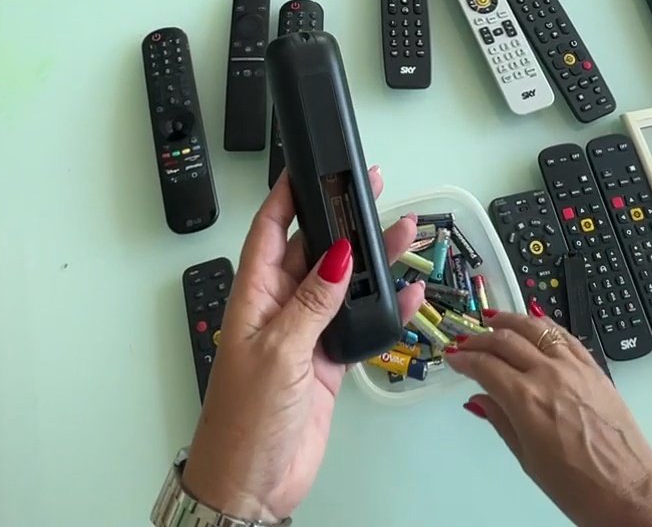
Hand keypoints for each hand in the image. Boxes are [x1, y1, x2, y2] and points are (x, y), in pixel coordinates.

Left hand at [182, 166, 426, 521]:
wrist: (254, 484)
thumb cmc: (243, 421)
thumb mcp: (279, 352)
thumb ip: (312, 302)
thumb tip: (337, 256)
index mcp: (256, 294)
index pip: (271, 229)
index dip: (287, 195)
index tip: (308, 166)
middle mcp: (281, 305)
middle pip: (315, 248)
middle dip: (342, 219)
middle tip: (371, 190)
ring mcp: (307, 330)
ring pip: (344, 281)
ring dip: (372, 258)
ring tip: (403, 231)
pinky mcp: (328, 357)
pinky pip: (360, 320)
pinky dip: (385, 306)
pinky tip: (408, 292)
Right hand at [447, 312, 651, 526]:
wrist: (632, 496)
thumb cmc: (579, 488)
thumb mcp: (529, 460)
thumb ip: (500, 421)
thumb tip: (477, 399)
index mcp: (526, 400)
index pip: (485, 365)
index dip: (464, 358)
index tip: (453, 357)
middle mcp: (548, 375)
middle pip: (504, 340)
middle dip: (479, 338)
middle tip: (466, 341)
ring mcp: (573, 368)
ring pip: (533, 327)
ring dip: (508, 320)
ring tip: (492, 320)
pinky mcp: (594, 368)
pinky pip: (564, 335)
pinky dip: (544, 324)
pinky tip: (533, 322)